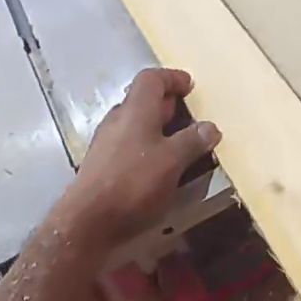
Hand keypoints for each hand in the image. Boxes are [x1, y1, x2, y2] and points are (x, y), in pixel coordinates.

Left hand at [62, 68, 219, 242]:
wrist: (90, 222)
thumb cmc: (133, 184)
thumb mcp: (172, 162)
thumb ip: (192, 142)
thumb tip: (210, 127)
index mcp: (135, 112)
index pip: (151, 79)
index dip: (172, 78)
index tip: (191, 85)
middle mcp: (118, 122)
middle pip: (142, 101)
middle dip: (167, 104)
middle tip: (191, 114)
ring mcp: (108, 144)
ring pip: (137, 125)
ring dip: (159, 127)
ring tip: (182, 142)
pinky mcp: (104, 166)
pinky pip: (131, 146)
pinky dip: (150, 147)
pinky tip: (162, 167)